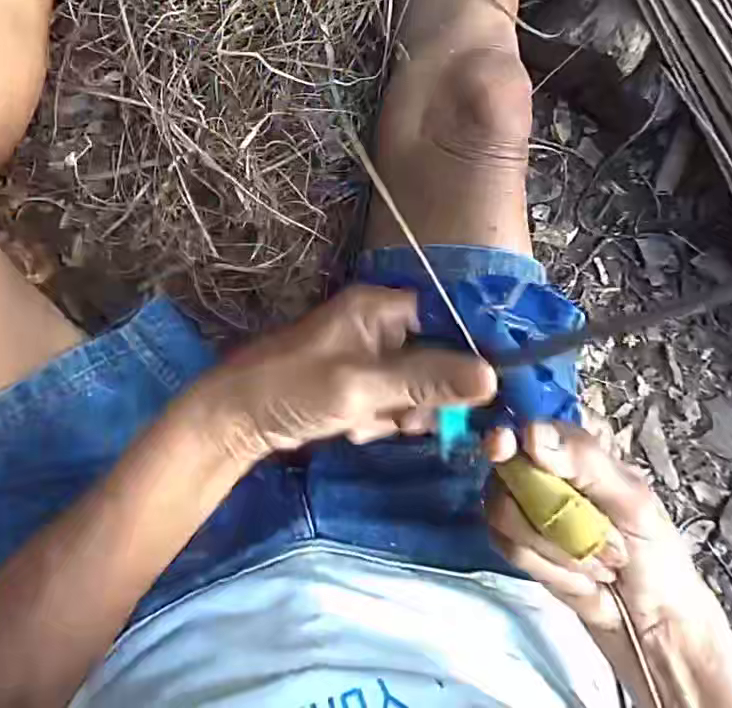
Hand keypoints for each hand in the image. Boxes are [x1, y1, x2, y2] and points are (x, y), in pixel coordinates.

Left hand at [199, 285, 497, 461]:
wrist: (239, 417)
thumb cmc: (294, 387)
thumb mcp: (361, 385)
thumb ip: (425, 379)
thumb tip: (492, 375)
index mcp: (379, 306)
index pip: (447, 317)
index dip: (471, 349)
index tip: (492, 388)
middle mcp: (380, 323)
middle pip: (438, 357)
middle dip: (422, 395)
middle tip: (401, 418)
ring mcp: (371, 355)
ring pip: (418, 387)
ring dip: (398, 413)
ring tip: (362, 420)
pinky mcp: (362, 383)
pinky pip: (395, 403)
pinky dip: (380, 420)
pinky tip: (350, 427)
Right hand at [484, 422, 730, 641]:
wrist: (652, 619)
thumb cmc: (654, 550)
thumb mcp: (632, 499)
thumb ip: (584, 460)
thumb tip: (529, 433)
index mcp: (571, 436)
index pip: (525, 417)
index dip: (511, 432)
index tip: (504, 446)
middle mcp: (537, 459)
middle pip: (506, 465)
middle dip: (550, 509)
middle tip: (596, 530)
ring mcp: (519, 496)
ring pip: (503, 509)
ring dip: (556, 547)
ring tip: (596, 559)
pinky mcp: (511, 535)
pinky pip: (507, 544)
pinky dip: (548, 566)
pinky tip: (577, 573)